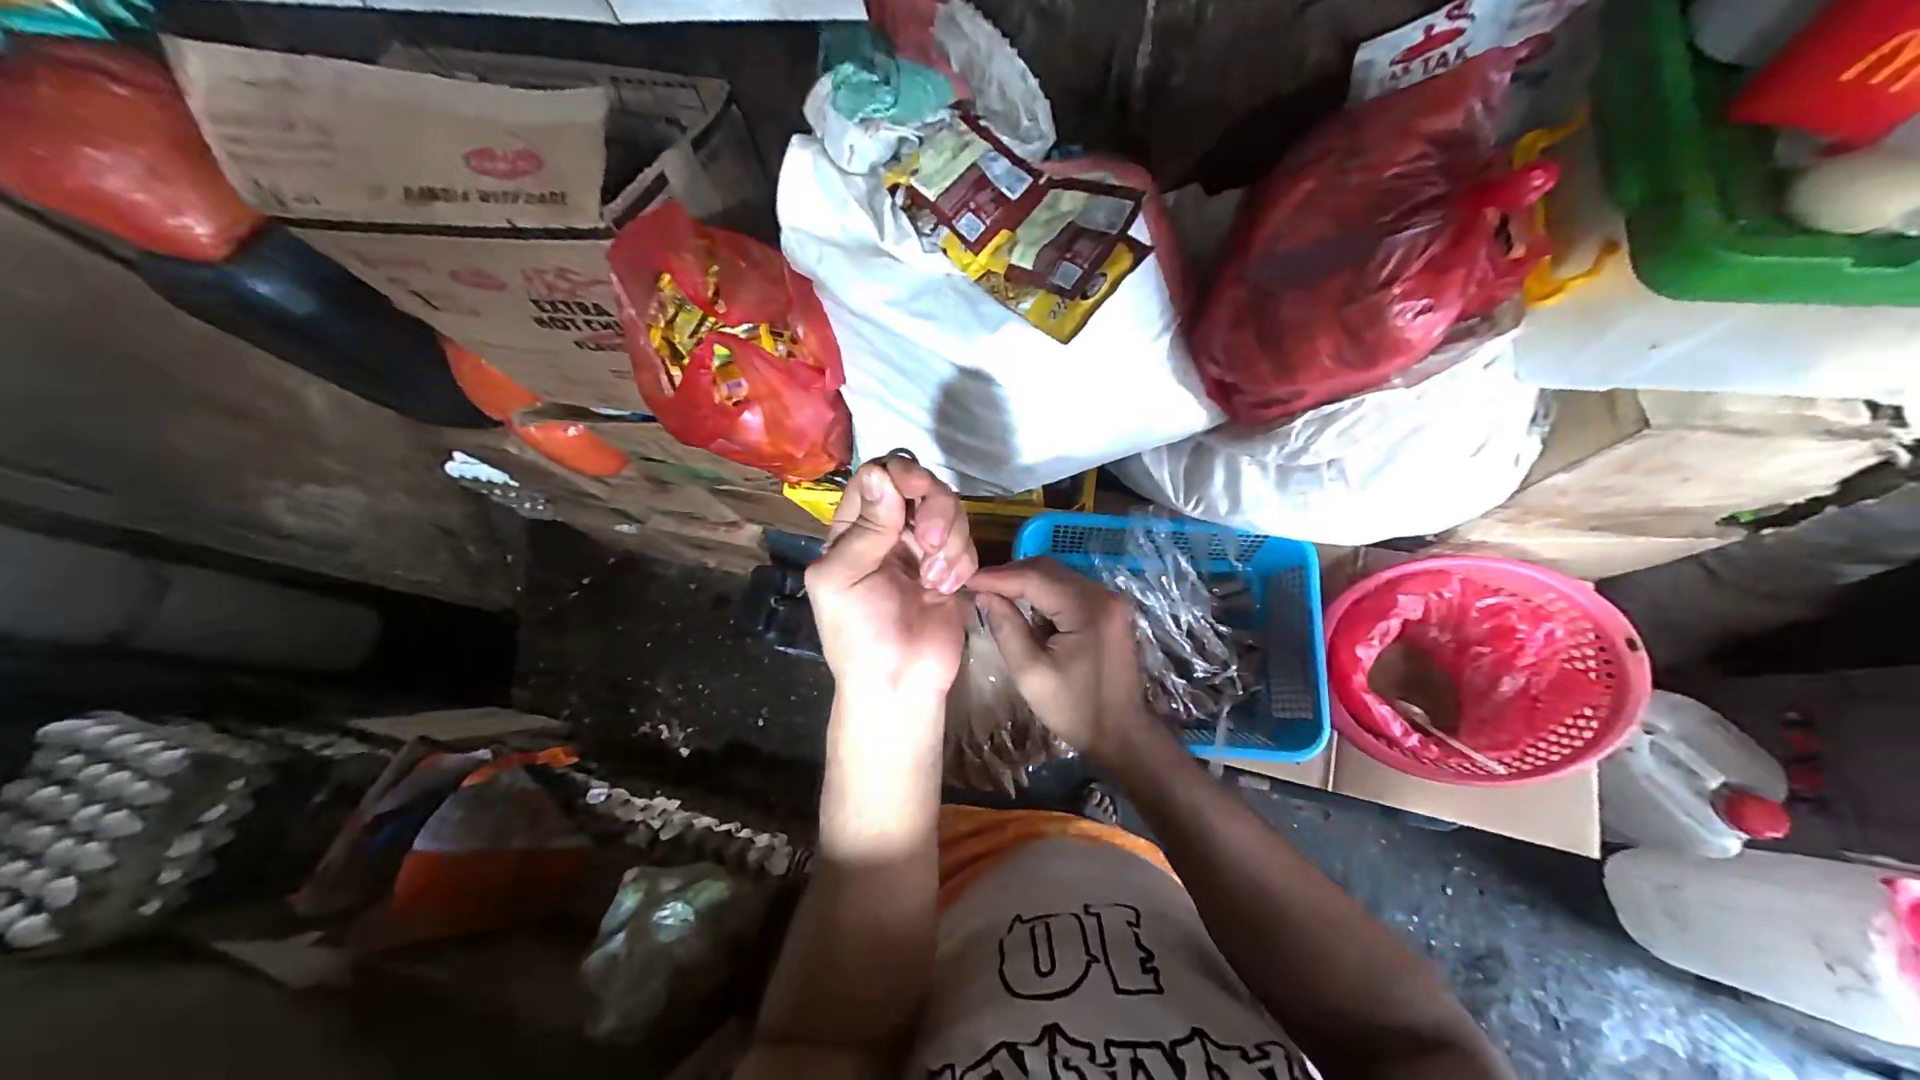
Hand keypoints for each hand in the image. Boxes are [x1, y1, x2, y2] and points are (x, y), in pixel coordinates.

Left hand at [806, 456, 978, 699]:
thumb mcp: (843, 579)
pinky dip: (962, 562)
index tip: (915, 489)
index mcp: (854, 530)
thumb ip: (865, 528)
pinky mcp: (953, 568)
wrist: (899, 684)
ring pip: (950, 510)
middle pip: (921, 486)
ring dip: (950, 539)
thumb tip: (882, 473)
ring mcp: (924, 549)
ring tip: (936, 580)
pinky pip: (967, 542)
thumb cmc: (859, 635)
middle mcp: (890, 532)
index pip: (876, 477)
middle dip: (935, 507)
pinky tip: (948, 590)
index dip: (899, 474)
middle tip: (932, 542)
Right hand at [969, 558, 1154, 762]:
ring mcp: (1108, 600)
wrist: (1121, 733)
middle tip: (976, 587)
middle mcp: (1103, 594)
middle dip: (1009, 575)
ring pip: (1057, 576)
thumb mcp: (1030, 672)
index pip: (1035, 577)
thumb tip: (984, 595)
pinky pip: (1067, 589)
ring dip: (1024, 582)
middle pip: (1047, 570)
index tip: (966, 580)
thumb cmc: (1074, 709)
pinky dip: (1041, 593)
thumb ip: (1006, 628)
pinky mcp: (1107, 610)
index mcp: (1088, 607)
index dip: (997, 576)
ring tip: (992, 594)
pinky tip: (1020, 604)